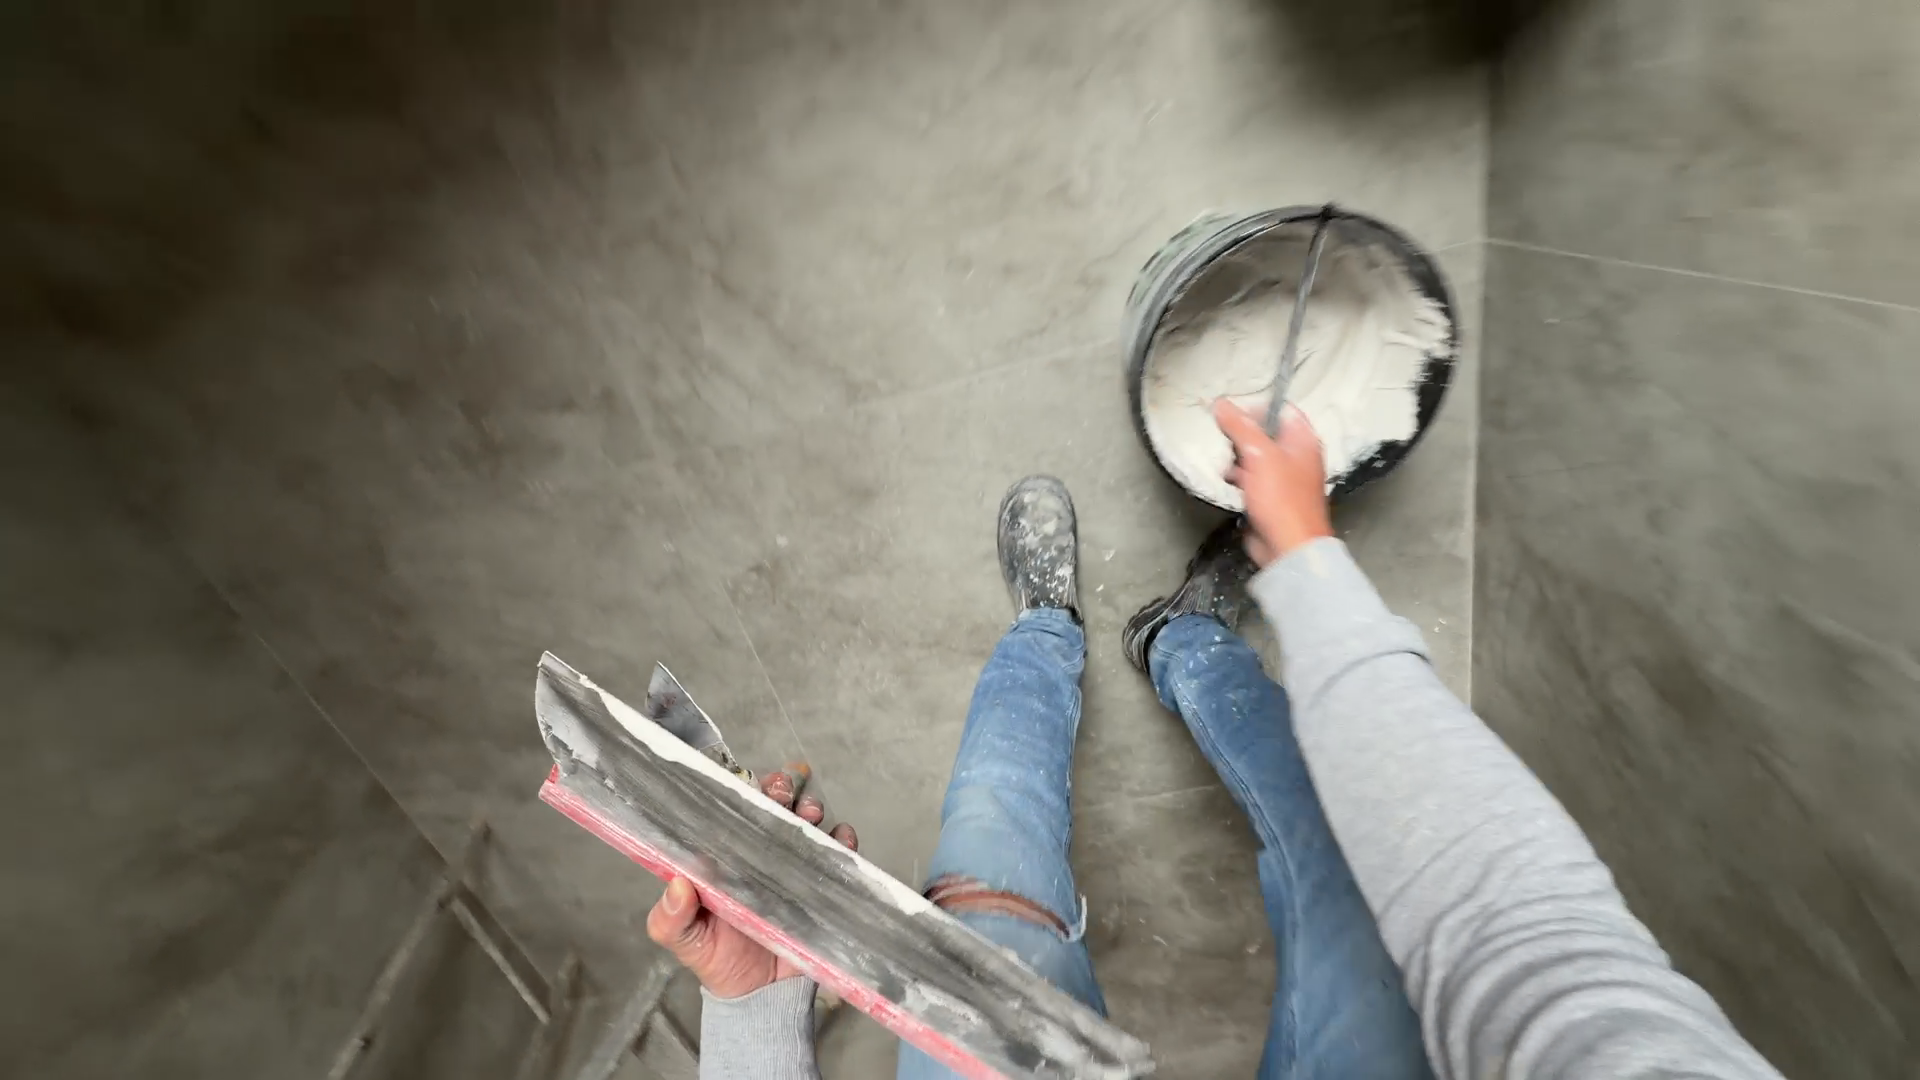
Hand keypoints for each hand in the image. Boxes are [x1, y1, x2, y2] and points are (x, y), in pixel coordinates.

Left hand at [645, 768, 858, 999]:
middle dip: (781, 787)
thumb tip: (676, 886)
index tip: (749, 784)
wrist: (761, 997)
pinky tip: (838, 839)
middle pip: (775, 801)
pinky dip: (842, 837)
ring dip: (810, 806)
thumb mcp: (686, 940)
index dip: (742, 787)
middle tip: (782, 794)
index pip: (735, 806)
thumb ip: (671, 918)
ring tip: (809, 815)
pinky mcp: (823, 878)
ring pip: (806, 816)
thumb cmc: (719, 959)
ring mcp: (795, 861)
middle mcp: (762, 848)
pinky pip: (838, 849)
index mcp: (727, 852)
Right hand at [1214, 399, 1333, 566]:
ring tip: (1226, 464)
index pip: (1281, 410)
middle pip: (1264, 433)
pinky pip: (1250, 477)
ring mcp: (1283, 476)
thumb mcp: (1259, 455)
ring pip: (1254, 456)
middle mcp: (1296, 455)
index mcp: (1302, 440)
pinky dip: (1238, 477)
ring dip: (1237, 459)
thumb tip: (1221, 403)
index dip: (1256, 408)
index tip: (1231, 414)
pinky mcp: (1270, 495)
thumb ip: (1240, 427)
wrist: (1288, 545)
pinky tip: (1228, 482)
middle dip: (1241, 436)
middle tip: (1224, 440)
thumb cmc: (1281, 499)